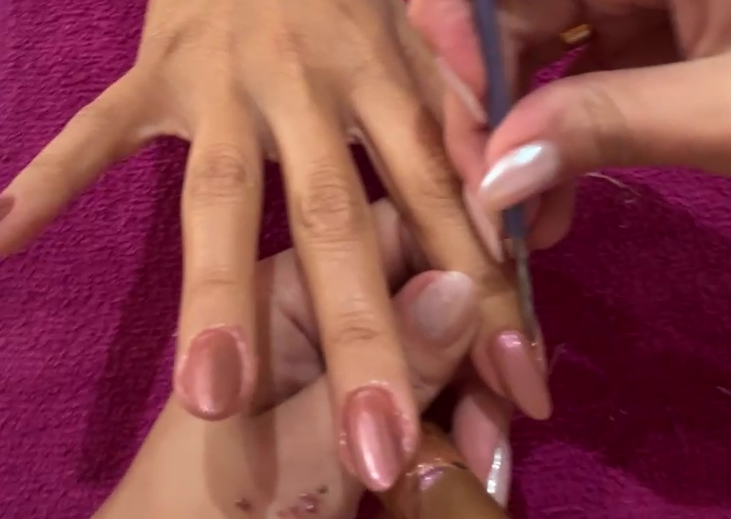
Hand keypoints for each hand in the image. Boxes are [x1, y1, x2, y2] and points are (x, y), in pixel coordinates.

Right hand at [0, 0, 548, 488]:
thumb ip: (451, 110)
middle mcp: (303, 87)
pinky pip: (96, 130)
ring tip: (211, 396)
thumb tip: (501, 210)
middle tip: (384, 448)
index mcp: (377, 75)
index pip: (435, 190)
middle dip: (362, 329)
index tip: (516, 385)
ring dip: (215, 290)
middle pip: (333, 214)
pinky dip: (47, 177)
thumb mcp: (411, 28)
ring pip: (218, 192)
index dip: (480, 285)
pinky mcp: (152, 75)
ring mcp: (219, 84)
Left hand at [96, 200, 511, 518]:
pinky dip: (454, 424)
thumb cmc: (212, 515)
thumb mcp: (301, 450)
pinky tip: (469, 467)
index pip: (395, 239)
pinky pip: (424, 385)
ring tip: (485, 468)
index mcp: (290, 284)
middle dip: (476, 359)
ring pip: (437, 344)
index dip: (467, 284)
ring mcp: (338, 345)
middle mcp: (318, 297)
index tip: (518, 366)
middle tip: (498, 441)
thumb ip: (384, 367)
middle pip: (429, 292)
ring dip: (472, 401)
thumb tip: (466, 278)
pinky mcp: (353, 389)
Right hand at [406, 0, 730, 213]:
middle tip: (488, 188)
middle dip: (474, 83)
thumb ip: (601, 129)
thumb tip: (487, 175)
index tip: (470, 99)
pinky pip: (565, 63)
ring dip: (508, 117)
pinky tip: (554, 192)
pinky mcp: (646, 19)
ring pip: (518, 32)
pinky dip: (550, 124)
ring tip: (521, 212)